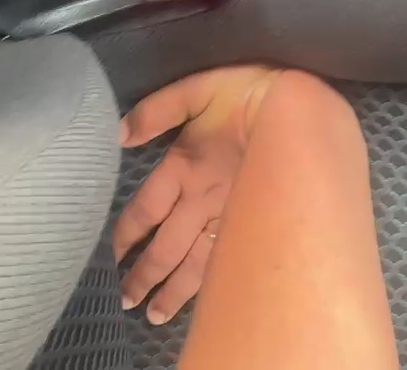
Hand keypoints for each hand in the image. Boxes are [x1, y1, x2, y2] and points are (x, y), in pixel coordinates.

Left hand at [113, 65, 284, 323]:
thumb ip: (156, 111)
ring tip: (153, 315)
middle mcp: (200, 198)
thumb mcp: (197, 89)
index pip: (144, 210)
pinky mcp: (251, 219)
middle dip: (142, 275)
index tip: (110, 257)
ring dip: (171, 291)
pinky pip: (224, 261)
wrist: (297, 110)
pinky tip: (200, 299)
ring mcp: (227, 213)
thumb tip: (119, 135)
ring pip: (193, 264)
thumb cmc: (245, 93)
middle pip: (165, 247)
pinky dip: (207, 285)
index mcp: (182, 166)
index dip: (124, 235)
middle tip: (125, 300)